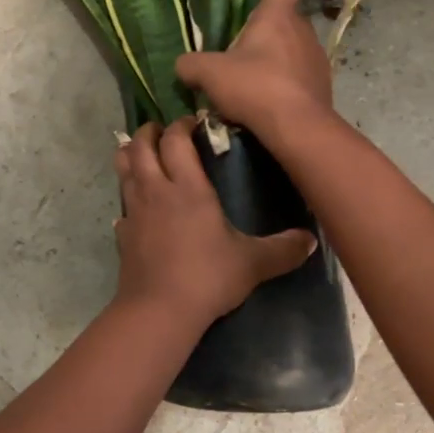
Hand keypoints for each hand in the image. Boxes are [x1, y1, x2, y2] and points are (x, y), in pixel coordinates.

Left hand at [113, 118, 317, 326]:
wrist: (159, 309)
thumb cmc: (207, 277)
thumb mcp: (253, 263)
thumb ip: (282, 249)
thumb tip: (311, 240)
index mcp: (187, 187)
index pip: (175, 140)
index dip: (180, 125)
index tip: (192, 122)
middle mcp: (156, 190)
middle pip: (141, 146)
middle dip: (149, 132)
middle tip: (161, 131)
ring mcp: (134, 211)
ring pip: (123, 169)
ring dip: (130, 155)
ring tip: (142, 154)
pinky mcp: (123, 234)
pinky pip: (122, 206)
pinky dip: (128, 199)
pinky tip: (137, 209)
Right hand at [176, 0, 339, 142]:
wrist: (298, 130)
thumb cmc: (254, 87)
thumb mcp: (209, 74)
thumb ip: (190, 64)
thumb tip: (183, 65)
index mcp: (277, 15)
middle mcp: (303, 30)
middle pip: (286, 17)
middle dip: (265, 29)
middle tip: (239, 47)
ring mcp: (316, 58)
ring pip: (294, 47)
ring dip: (275, 57)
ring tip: (252, 79)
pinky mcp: (322, 86)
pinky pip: (300, 75)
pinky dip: (285, 82)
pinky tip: (266, 100)